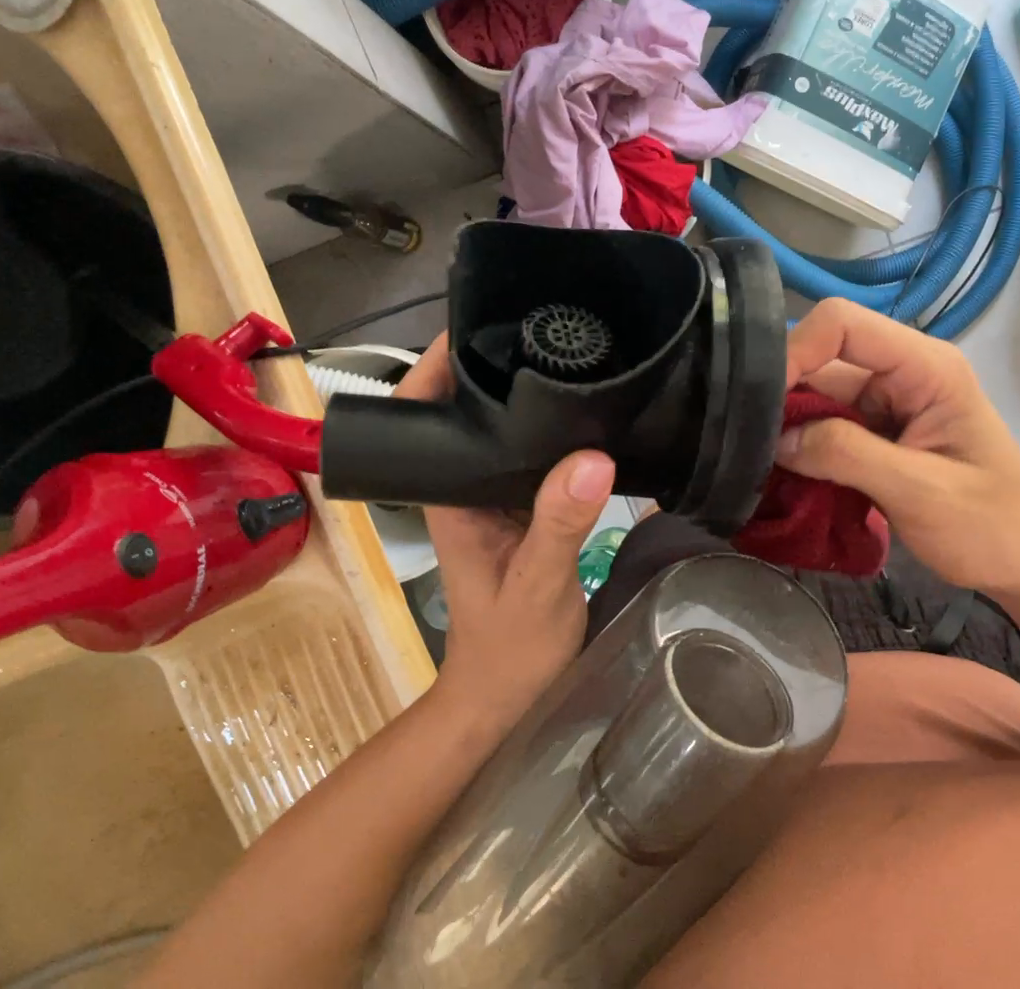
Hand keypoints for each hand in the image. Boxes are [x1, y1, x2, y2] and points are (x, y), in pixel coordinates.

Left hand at [393, 335, 614, 720]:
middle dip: (497, 367)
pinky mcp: (524, 512)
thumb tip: (592, 457)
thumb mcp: (538, 587)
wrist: (507, 696)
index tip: (484, 323)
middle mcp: (466, 489)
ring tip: (575, 357)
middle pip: (467, 411)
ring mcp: (495, 500)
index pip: (426, 413)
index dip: (440, 364)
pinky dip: (555, 435)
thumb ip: (559, 526)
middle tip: (549, 329)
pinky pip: (534, 460)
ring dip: (529, 398)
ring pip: (503, 433)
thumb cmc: (510, 649)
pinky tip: (591, 417)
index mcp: (450, 497)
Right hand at [778, 300, 1019, 599]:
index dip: (795, 352)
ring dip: (789, 432)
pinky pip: (825, 430)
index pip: (843, 325)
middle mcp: (902, 374)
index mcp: (926, 367)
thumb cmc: (991, 526)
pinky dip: (803, 451)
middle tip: (750, 450)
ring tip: (761, 469)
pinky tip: (784, 478)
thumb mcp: (920, 491)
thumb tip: (777, 439)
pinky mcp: (877, 436)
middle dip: (783, 401)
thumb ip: (848, 455)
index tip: (760, 404)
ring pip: (816, 399)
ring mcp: (888, 405)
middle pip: (822, 362)